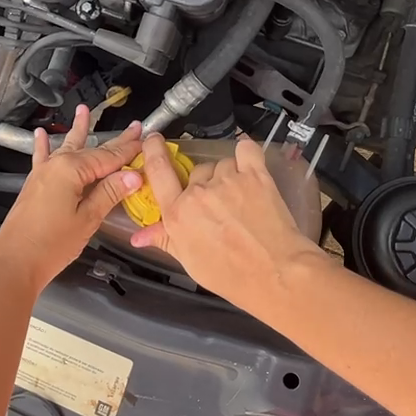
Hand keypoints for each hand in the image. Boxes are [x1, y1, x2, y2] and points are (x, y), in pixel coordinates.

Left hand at [0, 106, 144, 296]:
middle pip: (92, 150)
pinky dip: (43, 146)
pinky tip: (41, 134)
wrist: (14, 263)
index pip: (108, 157)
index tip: (145, 140)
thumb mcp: (87, 219)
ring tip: (83, 110)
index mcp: (71, 170)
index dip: (129, 150)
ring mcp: (43, 174)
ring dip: (78, 130)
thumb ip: (109, 193)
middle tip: (133, 128)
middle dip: (114, 141)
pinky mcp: (35, 185)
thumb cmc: (51, 245)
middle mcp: (56, 165)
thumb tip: (133, 174)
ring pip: (67, 147)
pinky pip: (42, 158)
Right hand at [129, 134, 326, 311]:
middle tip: (218, 206)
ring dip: (227, 176)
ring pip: (221, 165)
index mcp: (178, 212)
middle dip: (203, 184)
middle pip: (196, 172)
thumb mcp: (191, 262)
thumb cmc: (233, 275)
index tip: (153, 140)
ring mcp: (228, 180)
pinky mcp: (255, 174)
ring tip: (240, 199)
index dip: (153, 150)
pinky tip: (249, 166)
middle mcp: (199, 192)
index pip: (157, 169)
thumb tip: (138, 236)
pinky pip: (246, 150)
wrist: (277, 274)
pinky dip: (246, 154)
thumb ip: (165, 240)